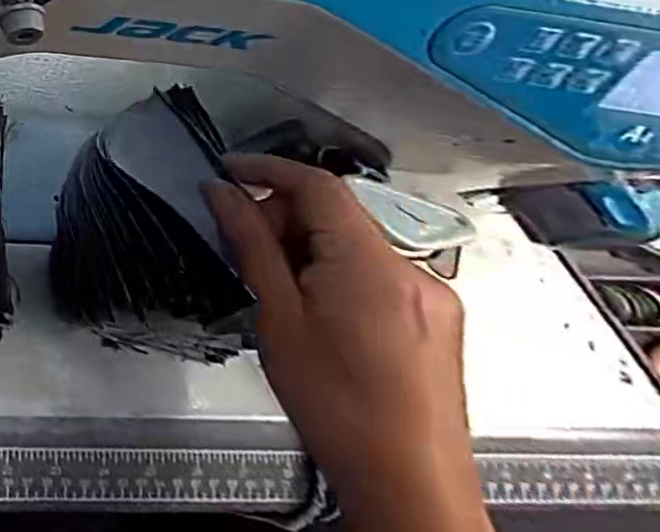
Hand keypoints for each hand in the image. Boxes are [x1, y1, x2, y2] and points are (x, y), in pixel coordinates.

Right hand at [203, 157, 491, 531]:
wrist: (411, 491)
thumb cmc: (339, 409)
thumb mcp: (277, 317)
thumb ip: (250, 243)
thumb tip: (222, 192)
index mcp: (372, 265)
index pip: (317, 184)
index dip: (267, 167)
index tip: (229, 168)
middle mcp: (412, 269)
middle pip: (336, 212)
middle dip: (285, 218)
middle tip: (247, 249)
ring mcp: (432, 294)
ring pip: (354, 241)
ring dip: (309, 246)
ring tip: (280, 289)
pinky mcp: (437, 317)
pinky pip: (378, 268)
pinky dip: (338, 269)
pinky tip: (316, 308)